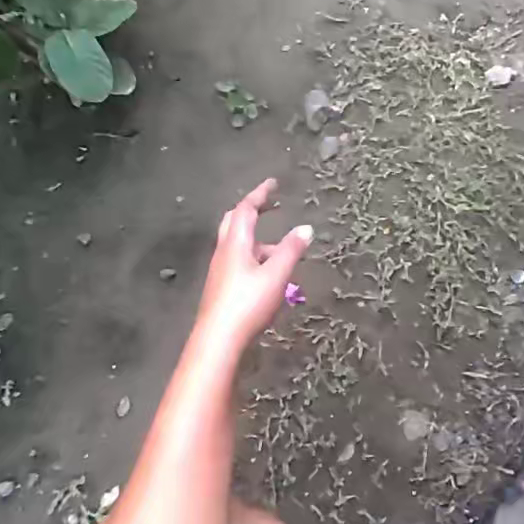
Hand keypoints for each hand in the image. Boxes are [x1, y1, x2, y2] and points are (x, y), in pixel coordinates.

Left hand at [192, 179, 312, 351]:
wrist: (218, 340)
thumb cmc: (247, 303)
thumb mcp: (277, 275)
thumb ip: (291, 250)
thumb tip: (306, 228)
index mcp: (235, 243)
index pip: (246, 209)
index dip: (260, 194)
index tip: (273, 183)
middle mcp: (224, 252)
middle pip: (234, 222)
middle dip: (252, 210)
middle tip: (270, 205)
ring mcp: (220, 271)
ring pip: (238, 244)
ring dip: (258, 239)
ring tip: (282, 249)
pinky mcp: (221, 288)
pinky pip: (239, 261)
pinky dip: (255, 257)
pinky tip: (269, 275)